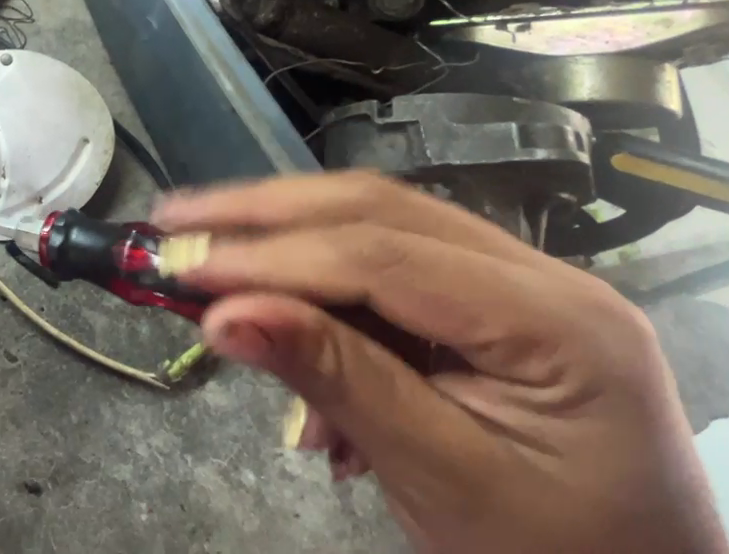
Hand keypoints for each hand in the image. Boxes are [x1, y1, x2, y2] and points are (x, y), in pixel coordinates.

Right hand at [153, 173, 728, 553]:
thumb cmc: (552, 552)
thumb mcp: (441, 476)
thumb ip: (336, 380)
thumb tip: (221, 317)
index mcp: (556, 321)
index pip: (382, 256)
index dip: (270, 256)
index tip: (181, 269)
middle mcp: (538, 272)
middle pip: (372, 210)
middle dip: (260, 214)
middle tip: (171, 221)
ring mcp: (511, 277)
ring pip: (367, 221)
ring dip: (278, 239)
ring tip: (201, 253)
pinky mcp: (479, 295)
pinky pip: (378, 264)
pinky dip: (312, 284)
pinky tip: (274, 323)